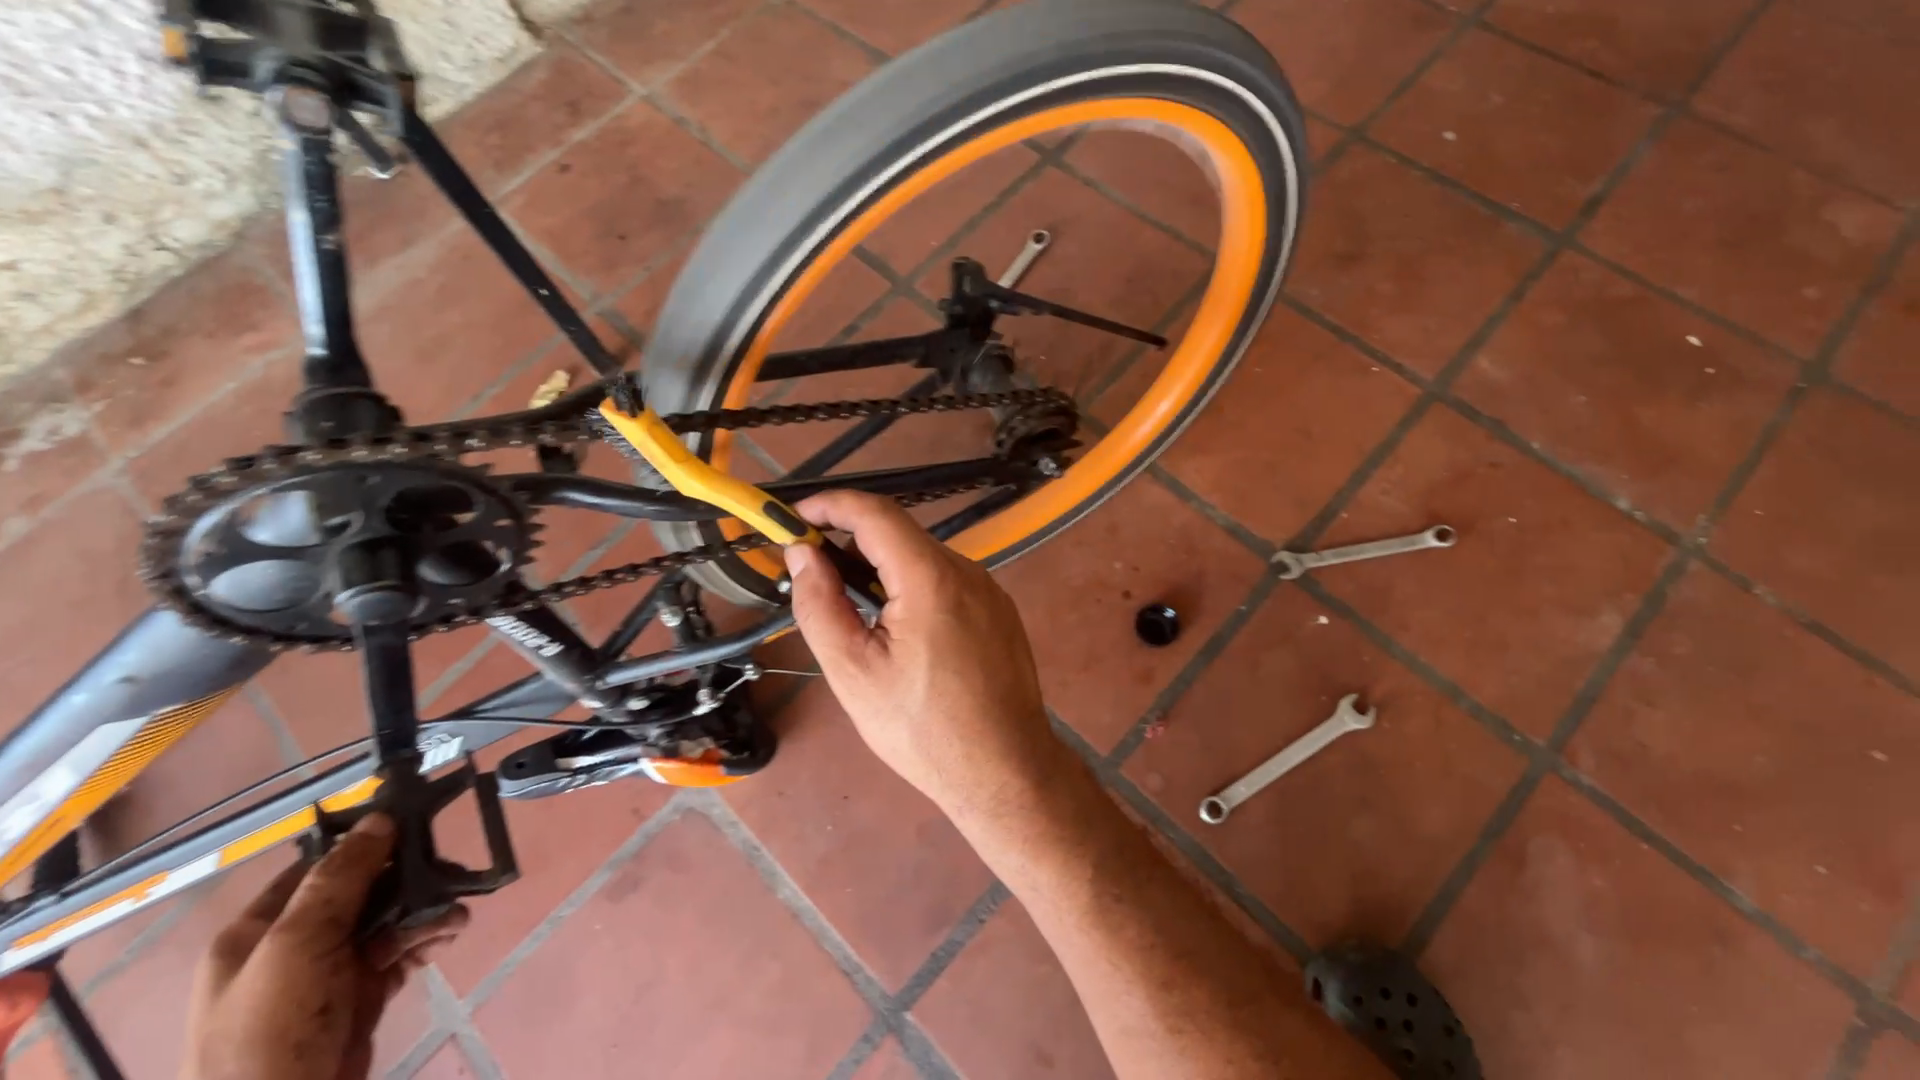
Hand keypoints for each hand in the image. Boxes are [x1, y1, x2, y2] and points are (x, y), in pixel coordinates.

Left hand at [183, 815, 466, 1079]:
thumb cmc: (273, 1030)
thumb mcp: (297, 946)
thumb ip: (339, 880)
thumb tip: (379, 819)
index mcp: (258, 930)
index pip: (317, 867)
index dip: (364, 843)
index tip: (416, 825)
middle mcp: (292, 947)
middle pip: (360, 892)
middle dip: (407, 881)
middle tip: (450, 874)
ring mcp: (328, 975)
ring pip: (386, 923)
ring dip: (424, 913)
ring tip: (456, 919)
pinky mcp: (360, 999)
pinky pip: (399, 955)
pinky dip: (425, 943)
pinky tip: (447, 938)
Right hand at [783, 491, 1068, 818]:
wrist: (1004, 772)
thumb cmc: (922, 729)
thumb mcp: (853, 671)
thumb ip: (820, 604)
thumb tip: (802, 553)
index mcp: (931, 578)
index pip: (875, 513)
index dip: (830, 505)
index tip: (794, 518)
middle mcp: (968, 572)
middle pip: (900, 537)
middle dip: (851, 545)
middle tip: (813, 579)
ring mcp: (990, 592)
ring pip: (924, 562)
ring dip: (882, 572)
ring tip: (854, 617)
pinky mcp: (1001, 614)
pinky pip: (947, 585)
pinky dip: (913, 590)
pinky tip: (899, 635)